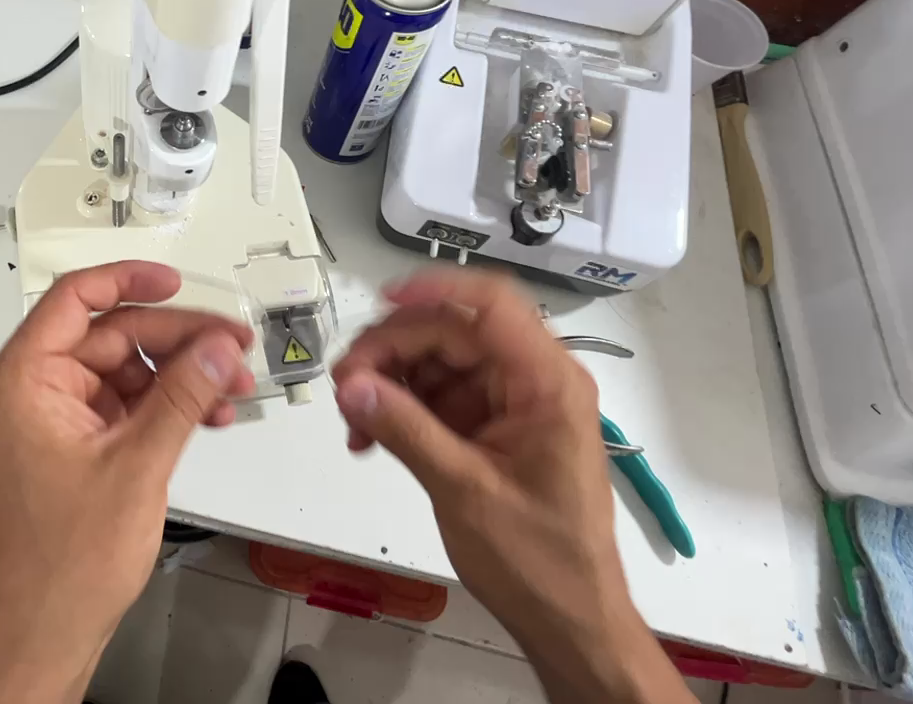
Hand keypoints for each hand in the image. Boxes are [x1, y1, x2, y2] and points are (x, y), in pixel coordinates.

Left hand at [0, 261, 254, 703]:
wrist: (54, 627)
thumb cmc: (66, 560)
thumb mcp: (136, 465)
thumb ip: (182, 398)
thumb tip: (218, 347)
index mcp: (27, 378)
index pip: (75, 298)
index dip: (127, 279)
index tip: (174, 281)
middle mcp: (41, 386)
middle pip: (116, 333)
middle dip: (178, 340)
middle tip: (232, 345)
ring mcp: (65, 411)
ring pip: (133, 366)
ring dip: (184, 374)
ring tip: (232, 388)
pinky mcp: (87, 435)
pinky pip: (135, 399)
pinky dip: (172, 403)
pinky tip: (211, 415)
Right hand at [332, 269, 693, 703]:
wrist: (568, 623)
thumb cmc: (538, 561)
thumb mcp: (465, 491)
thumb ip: (405, 430)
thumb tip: (349, 386)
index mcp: (545, 382)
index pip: (492, 305)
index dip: (435, 289)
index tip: (379, 300)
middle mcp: (528, 379)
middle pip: (449, 331)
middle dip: (390, 349)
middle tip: (344, 384)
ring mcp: (505, 400)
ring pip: (433, 358)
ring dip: (386, 379)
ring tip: (352, 417)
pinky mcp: (485, 422)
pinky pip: (432, 393)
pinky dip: (396, 407)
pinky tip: (367, 437)